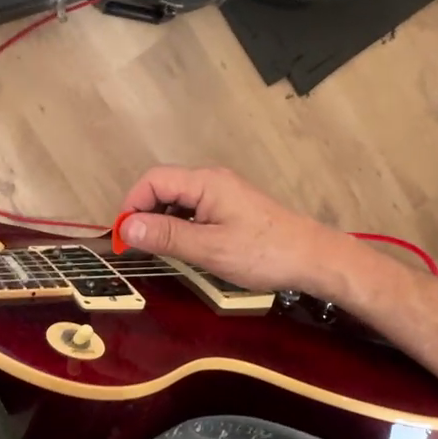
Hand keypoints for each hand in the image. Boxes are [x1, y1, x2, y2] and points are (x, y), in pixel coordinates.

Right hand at [116, 166, 362, 295]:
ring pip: (177, 199)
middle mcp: (211, 180)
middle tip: (138, 247)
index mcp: (205, 183)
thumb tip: (126, 226)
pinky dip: (179, 225)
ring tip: (159, 250)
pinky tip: (184, 247)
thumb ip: (167, 236)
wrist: (312, 258)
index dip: (132, 205)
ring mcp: (222, 193)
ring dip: (161, 221)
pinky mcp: (230, 207)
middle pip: (163, 187)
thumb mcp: (209, 248)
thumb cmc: (263, 253)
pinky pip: (193, 209)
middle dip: (144, 213)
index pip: (153, 180)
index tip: (124, 237)